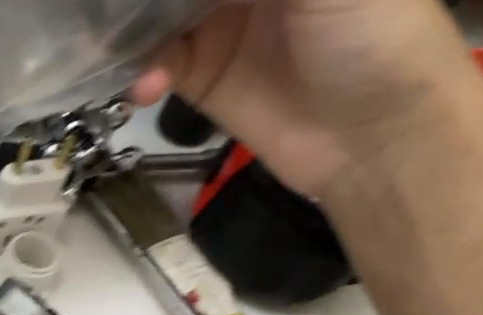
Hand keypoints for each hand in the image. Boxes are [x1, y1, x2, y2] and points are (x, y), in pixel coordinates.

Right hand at [129, 0, 482, 196]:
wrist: (372, 134)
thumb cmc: (376, 34)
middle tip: (105, 6)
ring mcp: (218, 25)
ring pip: (156, 13)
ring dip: (131, 28)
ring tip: (109, 43)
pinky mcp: (198, 76)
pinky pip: (154, 65)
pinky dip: (143, 73)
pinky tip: (147, 87)